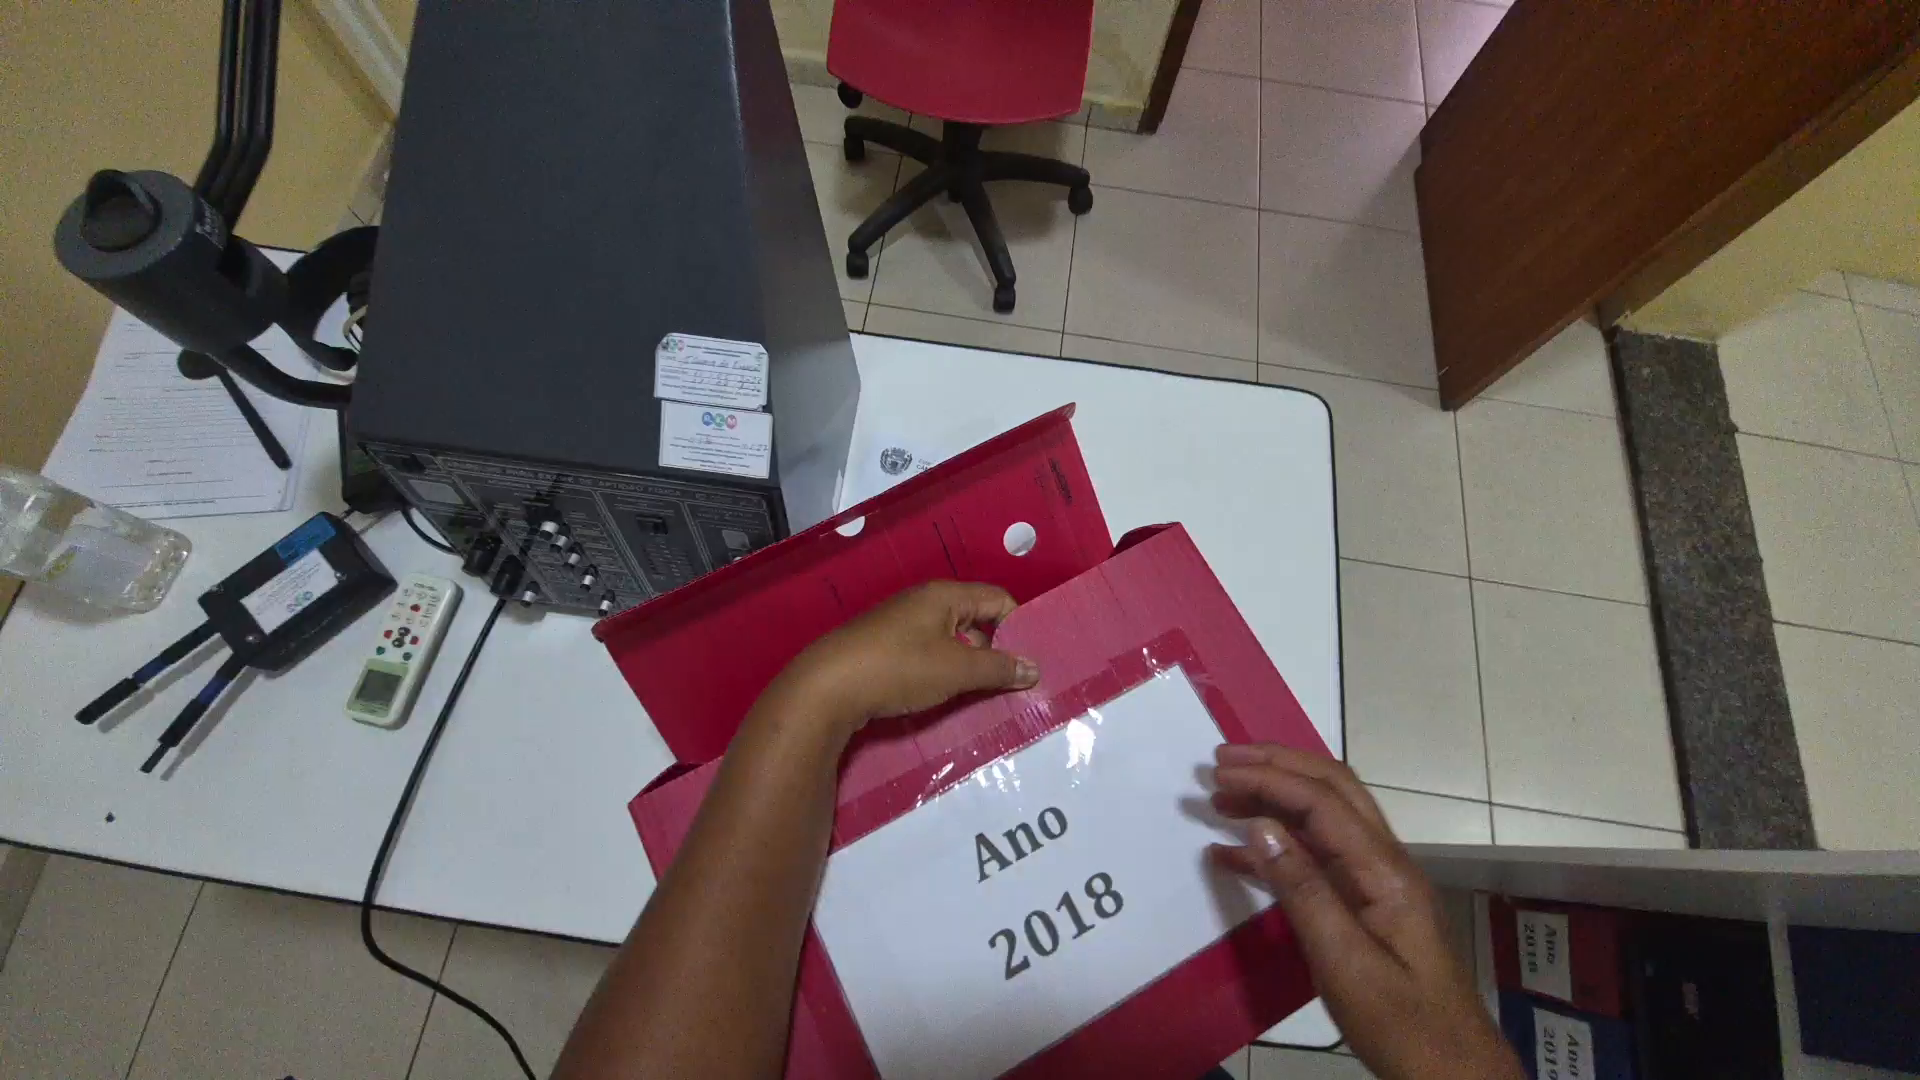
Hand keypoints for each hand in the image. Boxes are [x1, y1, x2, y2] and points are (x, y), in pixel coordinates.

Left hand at [767, 581, 1038, 736]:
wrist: (827, 687)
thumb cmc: (899, 668)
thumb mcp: (956, 670)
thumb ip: (998, 668)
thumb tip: (1033, 667)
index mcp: (945, 595)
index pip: (998, 599)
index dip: (1018, 626)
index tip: (1029, 661)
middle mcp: (924, 602)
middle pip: (975, 618)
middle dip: (995, 648)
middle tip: (1009, 682)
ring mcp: (902, 624)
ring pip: (951, 639)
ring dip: (969, 663)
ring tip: (981, 694)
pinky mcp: (885, 647)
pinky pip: (928, 653)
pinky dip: (943, 671)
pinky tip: (944, 695)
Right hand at [1208, 746, 1523, 1079]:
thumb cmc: (1403, 1026)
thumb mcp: (1346, 964)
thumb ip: (1302, 890)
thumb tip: (1259, 825)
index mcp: (1385, 871)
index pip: (1322, 800)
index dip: (1268, 779)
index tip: (1218, 775)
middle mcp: (1385, 861)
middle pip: (1330, 787)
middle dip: (1275, 764)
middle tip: (1221, 761)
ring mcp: (1377, 879)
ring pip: (1323, 812)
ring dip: (1273, 795)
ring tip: (1220, 798)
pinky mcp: (1364, 900)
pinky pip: (1317, 852)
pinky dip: (1275, 842)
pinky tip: (1233, 854)